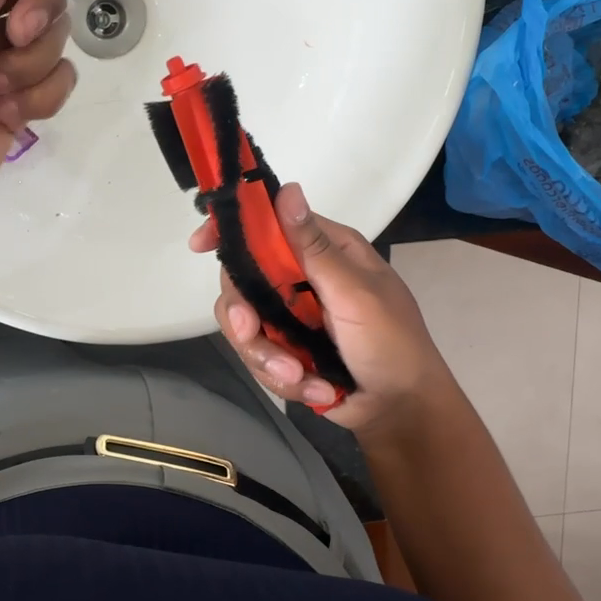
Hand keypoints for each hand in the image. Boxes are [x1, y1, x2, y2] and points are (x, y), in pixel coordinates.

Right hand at [191, 183, 457, 431]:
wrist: (401, 411)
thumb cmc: (393, 345)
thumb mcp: (355, 294)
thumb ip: (314, 248)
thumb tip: (287, 189)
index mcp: (324, 252)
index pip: (267, 227)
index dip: (231, 231)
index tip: (200, 244)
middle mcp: (301, 279)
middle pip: (241, 282)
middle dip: (244, 317)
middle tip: (248, 333)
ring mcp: (290, 317)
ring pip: (244, 327)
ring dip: (269, 358)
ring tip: (302, 378)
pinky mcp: (285, 350)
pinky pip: (258, 358)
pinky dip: (283, 379)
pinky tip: (316, 389)